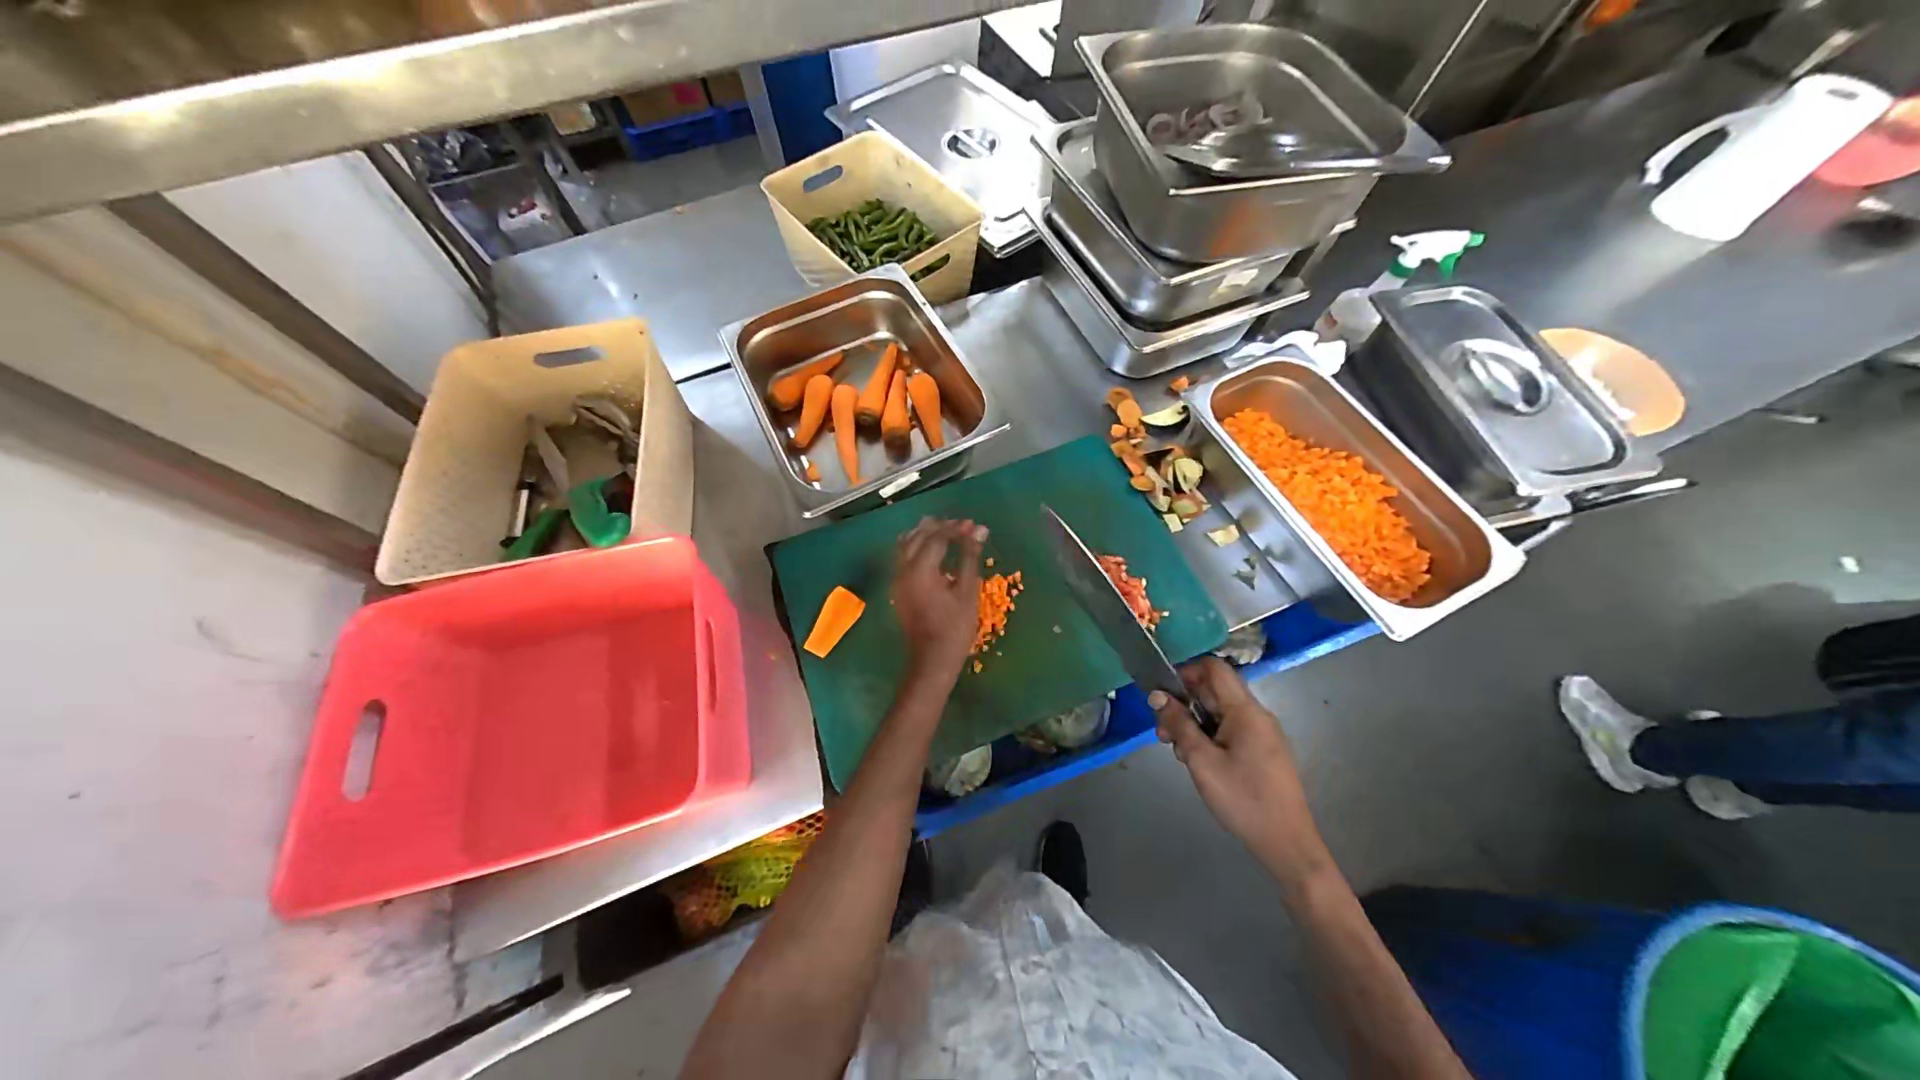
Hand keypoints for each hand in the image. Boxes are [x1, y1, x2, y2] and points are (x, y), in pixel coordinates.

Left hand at [890, 517, 986, 675]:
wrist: (932, 659)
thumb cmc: (955, 629)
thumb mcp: (967, 592)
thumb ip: (969, 557)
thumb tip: (979, 531)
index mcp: (920, 570)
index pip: (937, 538)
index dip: (956, 529)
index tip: (974, 525)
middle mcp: (903, 570)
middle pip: (917, 536)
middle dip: (939, 527)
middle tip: (962, 525)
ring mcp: (897, 579)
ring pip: (905, 544)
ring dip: (924, 533)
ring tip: (946, 530)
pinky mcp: (898, 587)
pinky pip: (902, 556)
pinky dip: (916, 545)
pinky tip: (931, 548)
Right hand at [1151, 657, 1330, 886]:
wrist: (1286, 843)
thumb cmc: (1242, 799)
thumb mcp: (1201, 761)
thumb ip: (1179, 724)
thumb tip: (1157, 696)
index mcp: (1245, 711)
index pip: (1214, 668)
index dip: (1186, 672)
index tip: (1163, 695)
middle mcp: (1257, 715)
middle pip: (1215, 691)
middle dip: (1184, 704)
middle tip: (1163, 733)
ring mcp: (1262, 734)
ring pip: (1219, 713)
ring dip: (1194, 724)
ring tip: (1179, 753)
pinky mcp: (1262, 751)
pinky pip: (1230, 730)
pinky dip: (1209, 737)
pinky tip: (1199, 762)